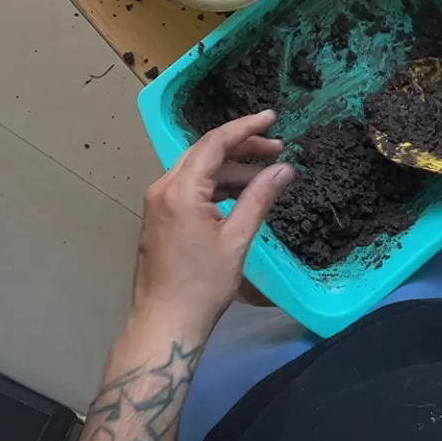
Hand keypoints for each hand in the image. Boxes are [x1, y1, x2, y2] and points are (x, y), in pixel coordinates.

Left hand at [130, 110, 293, 335]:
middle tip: (277, 147)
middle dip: (241, 146)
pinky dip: (216, 185)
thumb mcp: (237, 240)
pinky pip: (189, 186)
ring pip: (197, 169)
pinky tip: (241, 192)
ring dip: (230, 168)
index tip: (272, 117)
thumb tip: (284, 169)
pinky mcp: (159, 214)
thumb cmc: (203, 286)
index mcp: (180, 190)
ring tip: (266, 173)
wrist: (164, 323)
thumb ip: (259, 198)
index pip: (214, 143)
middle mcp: (163, 187)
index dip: (245, 128)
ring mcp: (157, 200)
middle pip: (205, 152)